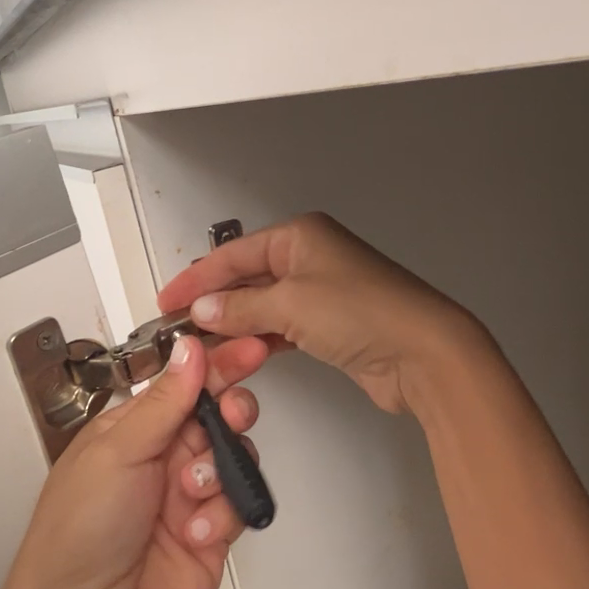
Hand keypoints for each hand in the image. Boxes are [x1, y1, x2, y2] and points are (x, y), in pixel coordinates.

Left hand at [0, 334, 267, 588]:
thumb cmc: (74, 539)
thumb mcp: (117, 452)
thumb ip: (165, 401)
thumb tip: (189, 351)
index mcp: (134, 430)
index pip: (187, 382)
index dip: (220, 362)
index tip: (250, 348)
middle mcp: (164, 457)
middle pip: (220, 412)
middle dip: (231, 409)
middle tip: (231, 414)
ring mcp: (188, 495)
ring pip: (236, 454)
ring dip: (220, 467)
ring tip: (193, 488)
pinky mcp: (212, 532)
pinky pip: (240, 503)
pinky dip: (222, 513)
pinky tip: (194, 530)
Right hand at [157, 212, 494, 414]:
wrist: (421, 352)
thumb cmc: (363, 313)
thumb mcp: (291, 304)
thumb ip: (242, 307)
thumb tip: (204, 309)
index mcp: (301, 236)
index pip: (235, 253)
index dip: (197, 277)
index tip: (167, 299)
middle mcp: (311, 257)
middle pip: (249, 277)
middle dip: (215, 300)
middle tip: (179, 325)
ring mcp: (323, 291)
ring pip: (265, 304)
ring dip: (237, 323)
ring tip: (203, 344)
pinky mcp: (332, 325)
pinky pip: (284, 327)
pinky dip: (262, 338)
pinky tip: (241, 353)